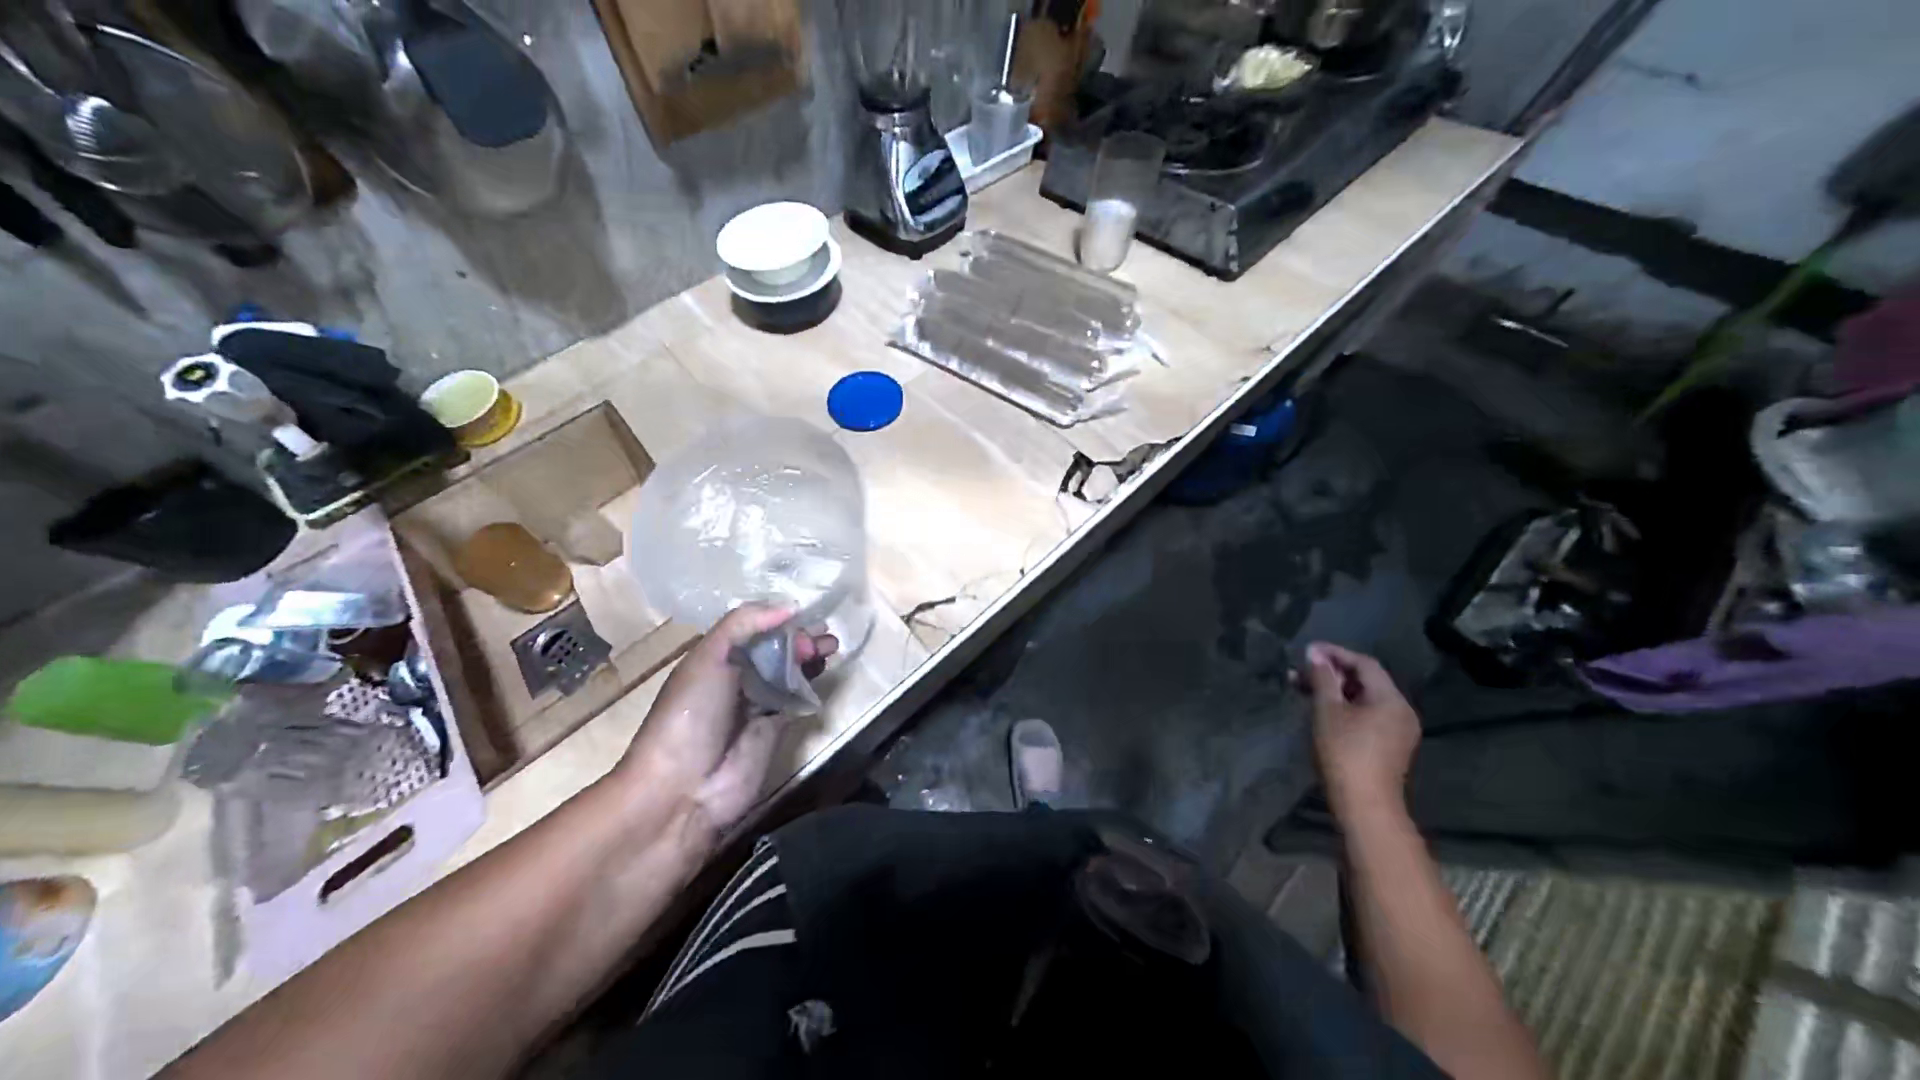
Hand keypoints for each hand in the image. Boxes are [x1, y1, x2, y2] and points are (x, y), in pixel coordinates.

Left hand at [616, 604, 837, 832]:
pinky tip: (823, 675)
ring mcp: (757, 704)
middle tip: (824, 636)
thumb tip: (790, 607)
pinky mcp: (775, 729)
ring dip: (810, 658)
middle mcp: (737, 677)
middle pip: (776, 650)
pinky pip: (797, 700)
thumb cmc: (691, 713)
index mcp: (716, 657)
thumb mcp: (709, 656)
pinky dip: (811, 686)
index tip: (803, 617)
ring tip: (830, 649)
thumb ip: (744, 624)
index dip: (779, 621)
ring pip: (789, 672)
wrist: (684, 786)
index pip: (754, 630)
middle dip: (801, 638)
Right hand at [1301, 642, 1420, 816]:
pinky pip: (1367, 715)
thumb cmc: (1344, 752)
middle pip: (1366, 681)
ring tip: (1303, 688)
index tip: (1307, 650)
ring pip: (1364, 699)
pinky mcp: (1389, 746)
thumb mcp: (1328, 711)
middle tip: (1301, 670)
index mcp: (1391, 699)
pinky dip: (1344, 707)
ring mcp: (1398, 731)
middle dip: (1332, 673)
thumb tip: (1315, 654)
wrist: (1364, 804)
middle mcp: (1401, 711)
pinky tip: (1321, 709)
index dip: (1335, 653)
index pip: (1364, 664)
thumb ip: (1322, 678)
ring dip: (1335, 690)